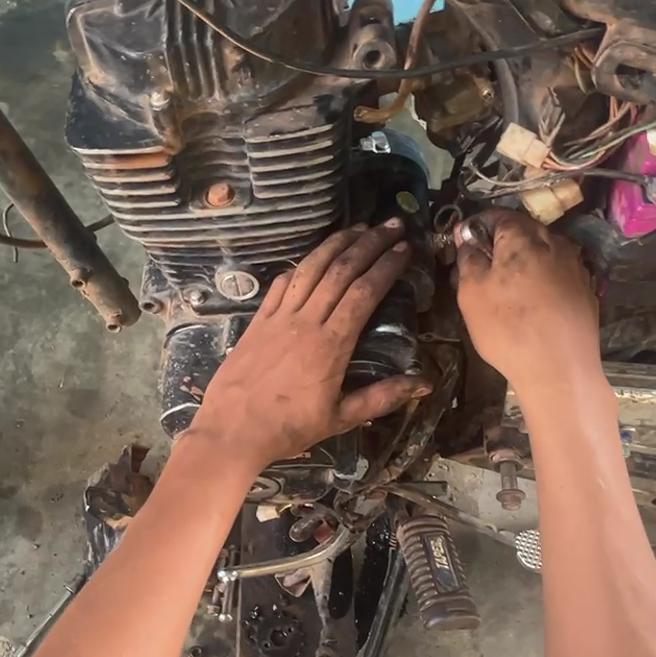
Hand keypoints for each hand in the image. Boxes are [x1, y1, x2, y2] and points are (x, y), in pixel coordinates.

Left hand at [185, 220, 432, 472]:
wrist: (231, 431)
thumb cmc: (287, 429)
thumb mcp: (340, 419)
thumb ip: (382, 398)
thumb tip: (424, 384)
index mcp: (331, 344)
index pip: (364, 292)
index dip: (386, 266)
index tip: (404, 248)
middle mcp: (305, 321)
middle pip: (340, 270)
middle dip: (369, 244)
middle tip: (392, 225)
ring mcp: (278, 317)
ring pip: (310, 269)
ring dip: (335, 244)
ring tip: (358, 228)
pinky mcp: (257, 321)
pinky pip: (281, 284)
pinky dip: (301, 266)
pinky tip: (312, 258)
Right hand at [452, 209, 602, 396]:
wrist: (560, 369)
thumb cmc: (508, 329)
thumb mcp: (472, 295)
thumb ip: (468, 259)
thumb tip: (466, 236)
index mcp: (522, 238)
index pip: (498, 215)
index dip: (478, 225)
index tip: (465, 241)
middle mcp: (554, 243)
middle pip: (525, 230)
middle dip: (504, 240)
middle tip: (485, 265)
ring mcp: (575, 265)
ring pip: (545, 250)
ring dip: (526, 258)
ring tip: (511, 284)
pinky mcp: (586, 288)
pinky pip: (559, 271)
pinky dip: (544, 276)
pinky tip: (535, 300)